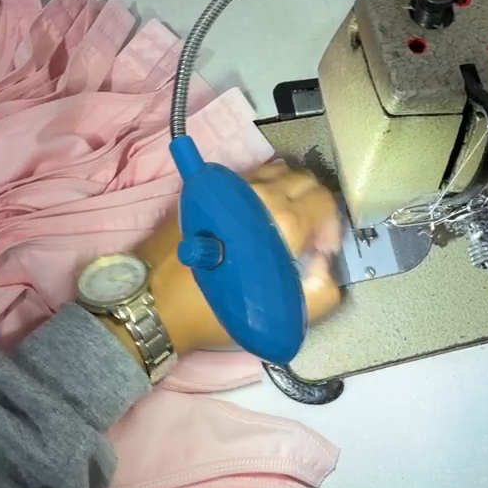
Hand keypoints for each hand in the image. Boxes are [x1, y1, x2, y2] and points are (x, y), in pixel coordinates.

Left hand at [134, 162, 344, 354]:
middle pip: (306, 181)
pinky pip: (253, 174)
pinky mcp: (214, 187)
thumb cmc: (219, 310)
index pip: (325, 202)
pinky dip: (267, 187)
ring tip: (283, 222)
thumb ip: (320, 291)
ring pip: (281, 171)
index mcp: (283, 222)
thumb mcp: (281, 316)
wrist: (156, 302)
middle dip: (315, 207)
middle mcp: (262, 195)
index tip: (321, 250)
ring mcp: (236, 187)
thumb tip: (323, 264)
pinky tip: (259, 214)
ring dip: (291, 193)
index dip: (331, 226)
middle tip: (306, 236)